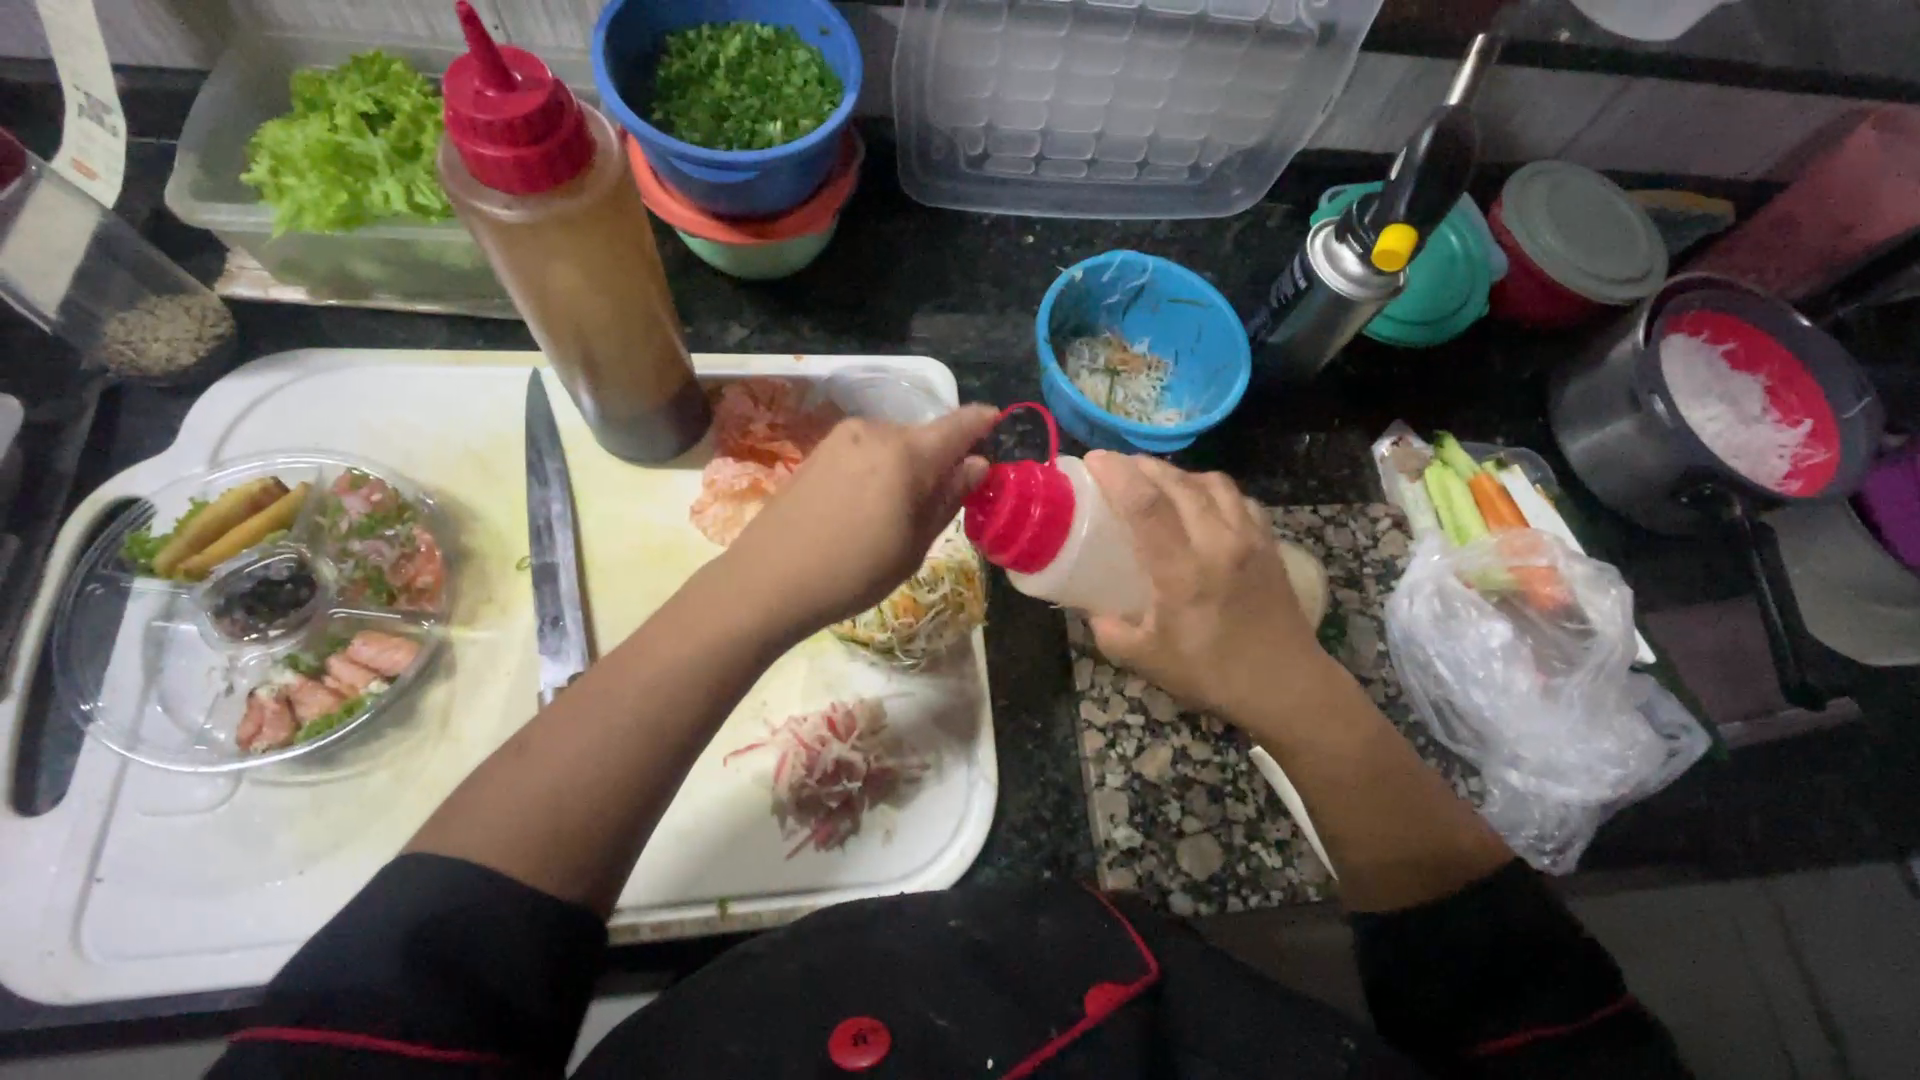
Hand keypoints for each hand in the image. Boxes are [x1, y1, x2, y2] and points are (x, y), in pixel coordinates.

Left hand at [724, 405, 998, 637]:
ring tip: (896, 513)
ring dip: (907, 466)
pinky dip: (879, 469)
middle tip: (941, 503)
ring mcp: (842, 438)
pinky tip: (865, 507)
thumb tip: (977, 464)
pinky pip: (866, 452)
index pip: (961, 424)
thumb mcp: (914, 545)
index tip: (997, 427)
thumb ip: (948, 498)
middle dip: (941, 459)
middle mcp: (876, 431)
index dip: (983, 424)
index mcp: (909, 453)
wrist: (769, 579)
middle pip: (925, 436)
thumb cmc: (854, 571)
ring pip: (894, 444)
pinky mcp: (818, 451)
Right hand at [1084, 451, 1335, 723]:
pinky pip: (1239, 498)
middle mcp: (1219, 544)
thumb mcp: (1145, 660)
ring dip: (1179, 474)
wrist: (1286, 687)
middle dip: (1142, 466)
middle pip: (1178, 482)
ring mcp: (1250, 539)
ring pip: (1212, 482)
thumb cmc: (1212, 675)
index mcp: (1183, 573)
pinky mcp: (1269, 543)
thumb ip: (1108, 630)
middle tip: (1116, 467)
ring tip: (1156, 482)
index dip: (1117, 474)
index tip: (1093, 460)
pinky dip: (1212, 490)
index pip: (1146, 505)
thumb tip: (1090, 607)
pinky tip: (1200, 504)